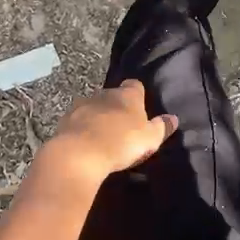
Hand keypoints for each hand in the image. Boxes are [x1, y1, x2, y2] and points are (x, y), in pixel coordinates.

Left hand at [40, 80, 178, 181]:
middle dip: (116, 107)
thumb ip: (161, 127)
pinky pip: (77, 121)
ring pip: (94, 107)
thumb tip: (173, 118)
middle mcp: (105, 93)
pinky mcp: (65, 119)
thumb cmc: (121, 142)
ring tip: (102, 137)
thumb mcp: (149, 139)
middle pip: (113, 95)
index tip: (140, 108)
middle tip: (122, 127)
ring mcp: (82, 104)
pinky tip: (85, 144)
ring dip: (98, 117)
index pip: (135, 86)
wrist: (79, 154)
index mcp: (127, 95)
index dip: (137, 96)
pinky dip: (82, 129)